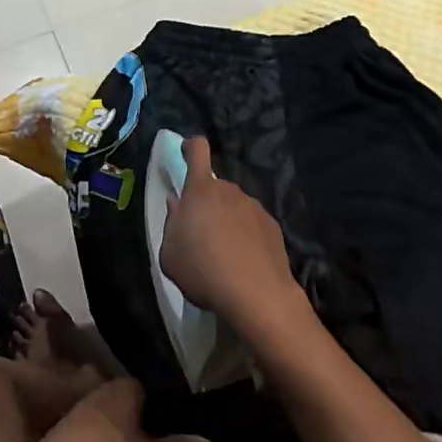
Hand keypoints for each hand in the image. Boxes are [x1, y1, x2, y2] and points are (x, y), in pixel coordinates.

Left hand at [27, 378, 213, 441]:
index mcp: (124, 387)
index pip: (147, 390)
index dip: (157, 410)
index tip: (165, 430)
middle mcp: (100, 389)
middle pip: (125, 403)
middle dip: (135, 423)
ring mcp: (77, 409)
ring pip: (105, 419)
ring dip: (114, 435)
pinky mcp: (59, 431)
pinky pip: (86, 434)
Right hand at [159, 135, 304, 328]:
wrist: (255, 294)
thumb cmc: (202, 270)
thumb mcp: (170, 254)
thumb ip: (171, 222)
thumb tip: (177, 202)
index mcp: (201, 190)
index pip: (198, 151)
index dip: (191, 147)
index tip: (186, 151)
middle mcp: (229, 190)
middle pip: (214, 187)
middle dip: (206, 203)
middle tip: (199, 233)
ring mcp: (253, 206)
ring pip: (234, 206)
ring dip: (226, 220)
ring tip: (222, 254)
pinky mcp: (271, 225)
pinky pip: (251, 223)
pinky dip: (245, 235)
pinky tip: (243, 261)